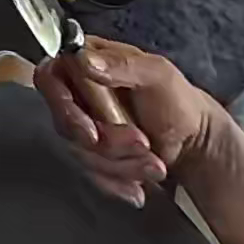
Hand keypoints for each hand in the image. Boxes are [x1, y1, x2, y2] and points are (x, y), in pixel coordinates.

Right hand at [34, 37, 222, 207]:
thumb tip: (83, 60)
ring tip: (154, 161)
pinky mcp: (90, 153)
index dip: (62, 106)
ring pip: (80, 152)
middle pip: (65, 123)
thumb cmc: (176, 99)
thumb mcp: (156, 74)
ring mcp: (82, 123)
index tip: (91, 132)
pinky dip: (118, 181)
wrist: (194, 142)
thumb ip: (121, 64)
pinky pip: (90, 174)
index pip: (49, 77)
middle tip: (143, 143)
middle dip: (108, 143)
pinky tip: (141, 183)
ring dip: (121, 162)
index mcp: (86, 60)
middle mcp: (76, 91)